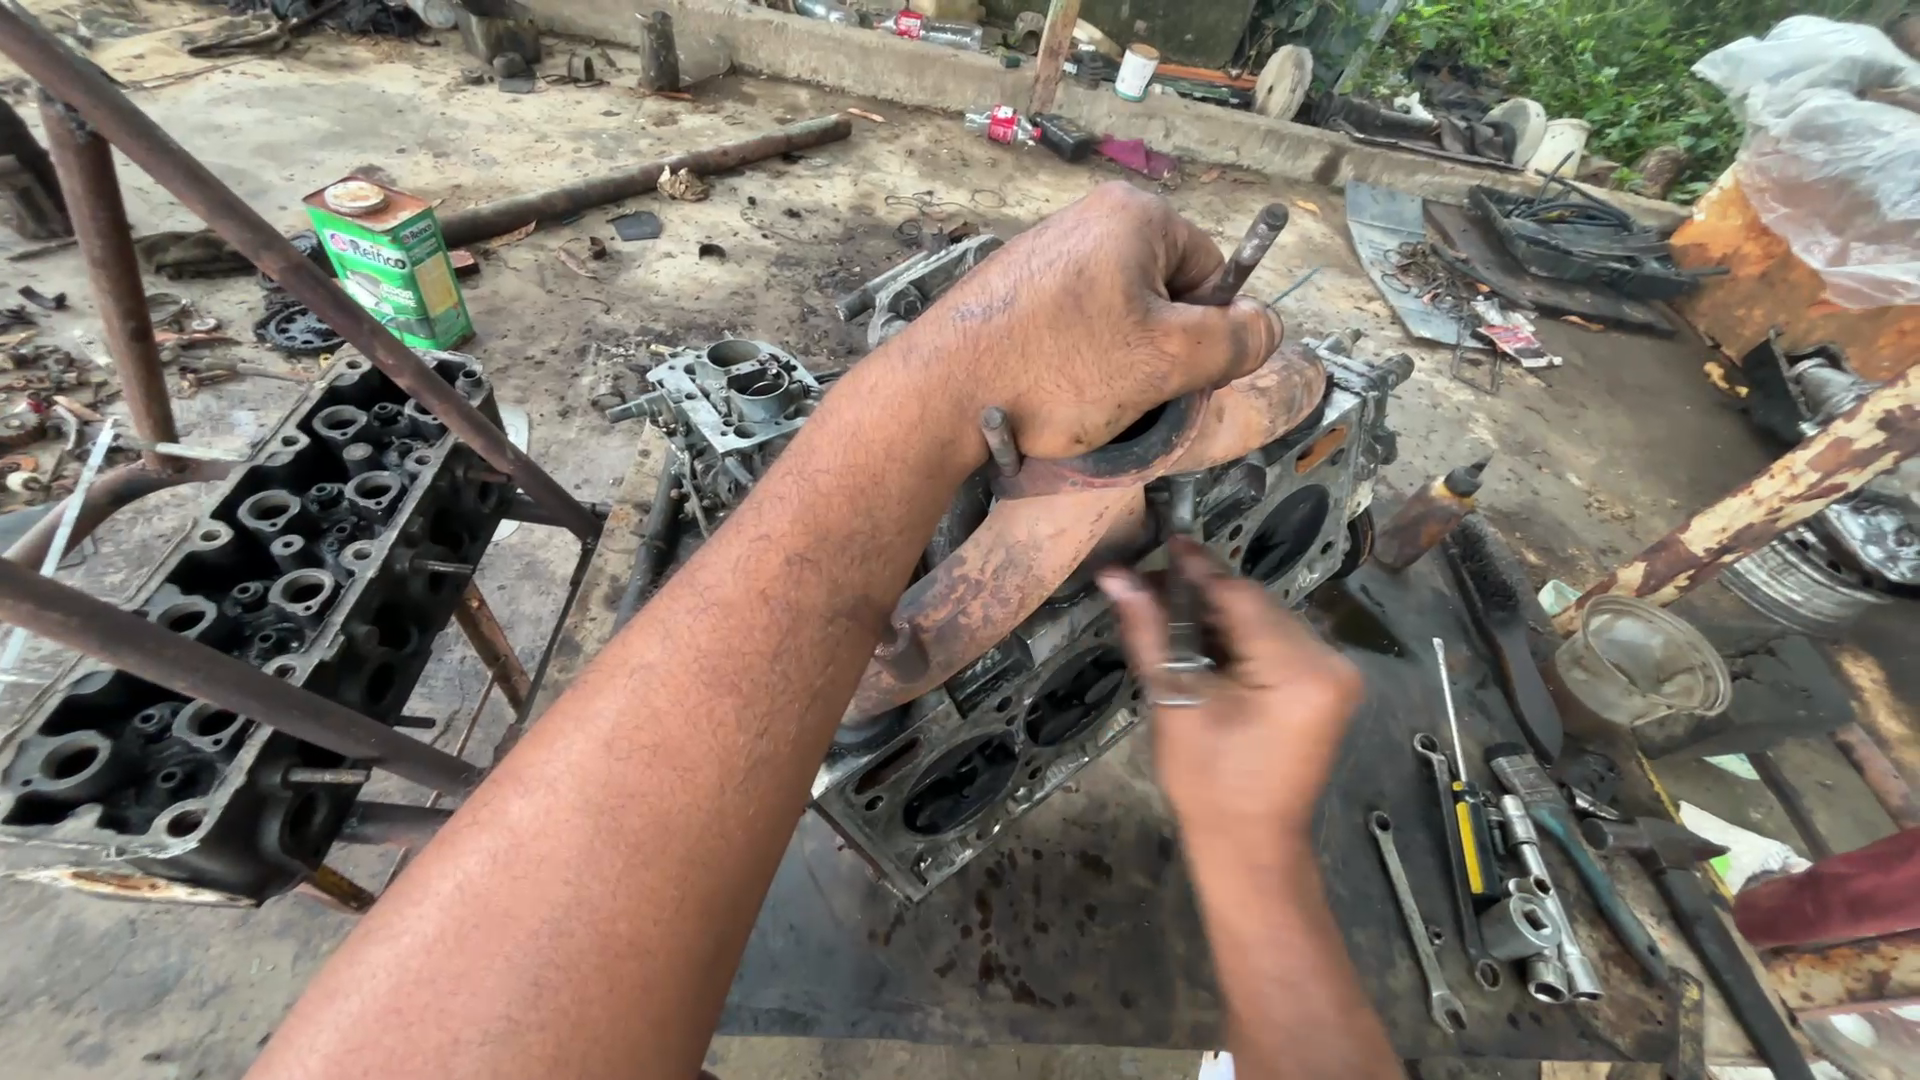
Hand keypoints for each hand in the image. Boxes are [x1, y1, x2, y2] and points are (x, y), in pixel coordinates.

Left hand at [896, 182, 1283, 459]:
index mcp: (1134, 217)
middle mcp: (1084, 220)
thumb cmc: (1059, 371)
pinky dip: (1069, 361)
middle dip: (1154, 350)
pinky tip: (1048, 390)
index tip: (1177, 376)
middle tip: (1128, 393)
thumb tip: (1270, 326)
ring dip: (1113, 362)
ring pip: (1111, 317)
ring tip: (1082, 396)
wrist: (942, 395)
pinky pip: (1065, 327)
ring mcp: (1039, 255)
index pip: (1209, 272)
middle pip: (1158, 294)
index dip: (1205, 334)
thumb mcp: (1168, 362)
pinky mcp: (1007, 292)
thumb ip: (1237, 341)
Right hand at [1098, 540, 1362, 844]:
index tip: (1164, 543)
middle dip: (1202, 593)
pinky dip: (1238, 636)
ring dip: (1218, 614)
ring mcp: (1336, 674)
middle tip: (1150, 585)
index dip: (1196, 568)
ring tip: (1167, 611)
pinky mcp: (1328, 685)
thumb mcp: (1172, 698)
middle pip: (1254, 605)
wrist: (1249, 842)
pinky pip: (1277, 641)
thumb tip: (1114, 576)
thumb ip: (1148, 630)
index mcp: (1299, 669)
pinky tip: (1202, 638)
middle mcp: (1330, 661)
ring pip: (1265, 619)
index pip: (1240, 596)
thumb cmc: (1207, 780)